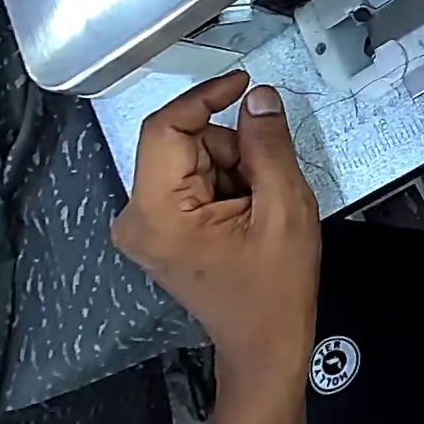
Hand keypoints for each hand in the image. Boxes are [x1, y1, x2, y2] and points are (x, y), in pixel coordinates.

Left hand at [111, 71, 320, 385]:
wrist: (266, 341)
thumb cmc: (278, 282)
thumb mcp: (286, 207)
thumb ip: (270, 147)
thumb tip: (260, 96)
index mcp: (157, 211)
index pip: (166, 128)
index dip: (205, 97)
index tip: (247, 82)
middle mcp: (136, 215)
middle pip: (185, 145)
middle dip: (235, 151)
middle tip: (273, 183)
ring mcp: (146, 226)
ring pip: (195, 162)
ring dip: (237, 170)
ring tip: (265, 207)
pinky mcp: (161, 232)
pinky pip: (195, 183)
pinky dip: (230, 185)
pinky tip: (252, 214)